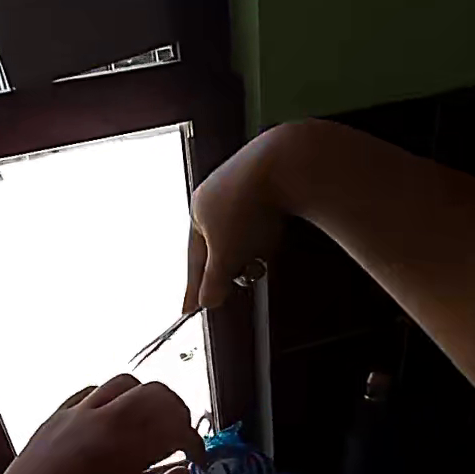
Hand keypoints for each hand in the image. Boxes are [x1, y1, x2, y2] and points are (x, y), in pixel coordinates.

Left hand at [0, 375, 203, 473]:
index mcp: (122, 448)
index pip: (174, 426)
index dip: (194, 441)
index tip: (197, 461)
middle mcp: (100, 419)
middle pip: (154, 392)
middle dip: (176, 412)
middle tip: (180, 439)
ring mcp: (73, 414)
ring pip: (122, 384)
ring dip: (144, 401)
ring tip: (147, 428)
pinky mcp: (53, 417)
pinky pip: (91, 392)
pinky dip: (111, 400)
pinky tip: (110, 426)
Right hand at [184, 120, 325, 312]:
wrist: (284, 165)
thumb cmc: (247, 208)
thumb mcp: (226, 256)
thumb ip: (214, 282)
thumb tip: (207, 302)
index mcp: (198, 210)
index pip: (194, 259)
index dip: (194, 286)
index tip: (190, 308)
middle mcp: (216, 193)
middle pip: (221, 245)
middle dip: (234, 263)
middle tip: (245, 273)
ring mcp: (243, 183)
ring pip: (245, 233)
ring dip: (253, 247)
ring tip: (264, 249)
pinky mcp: (270, 179)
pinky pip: (264, 217)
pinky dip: (268, 230)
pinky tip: (276, 231)